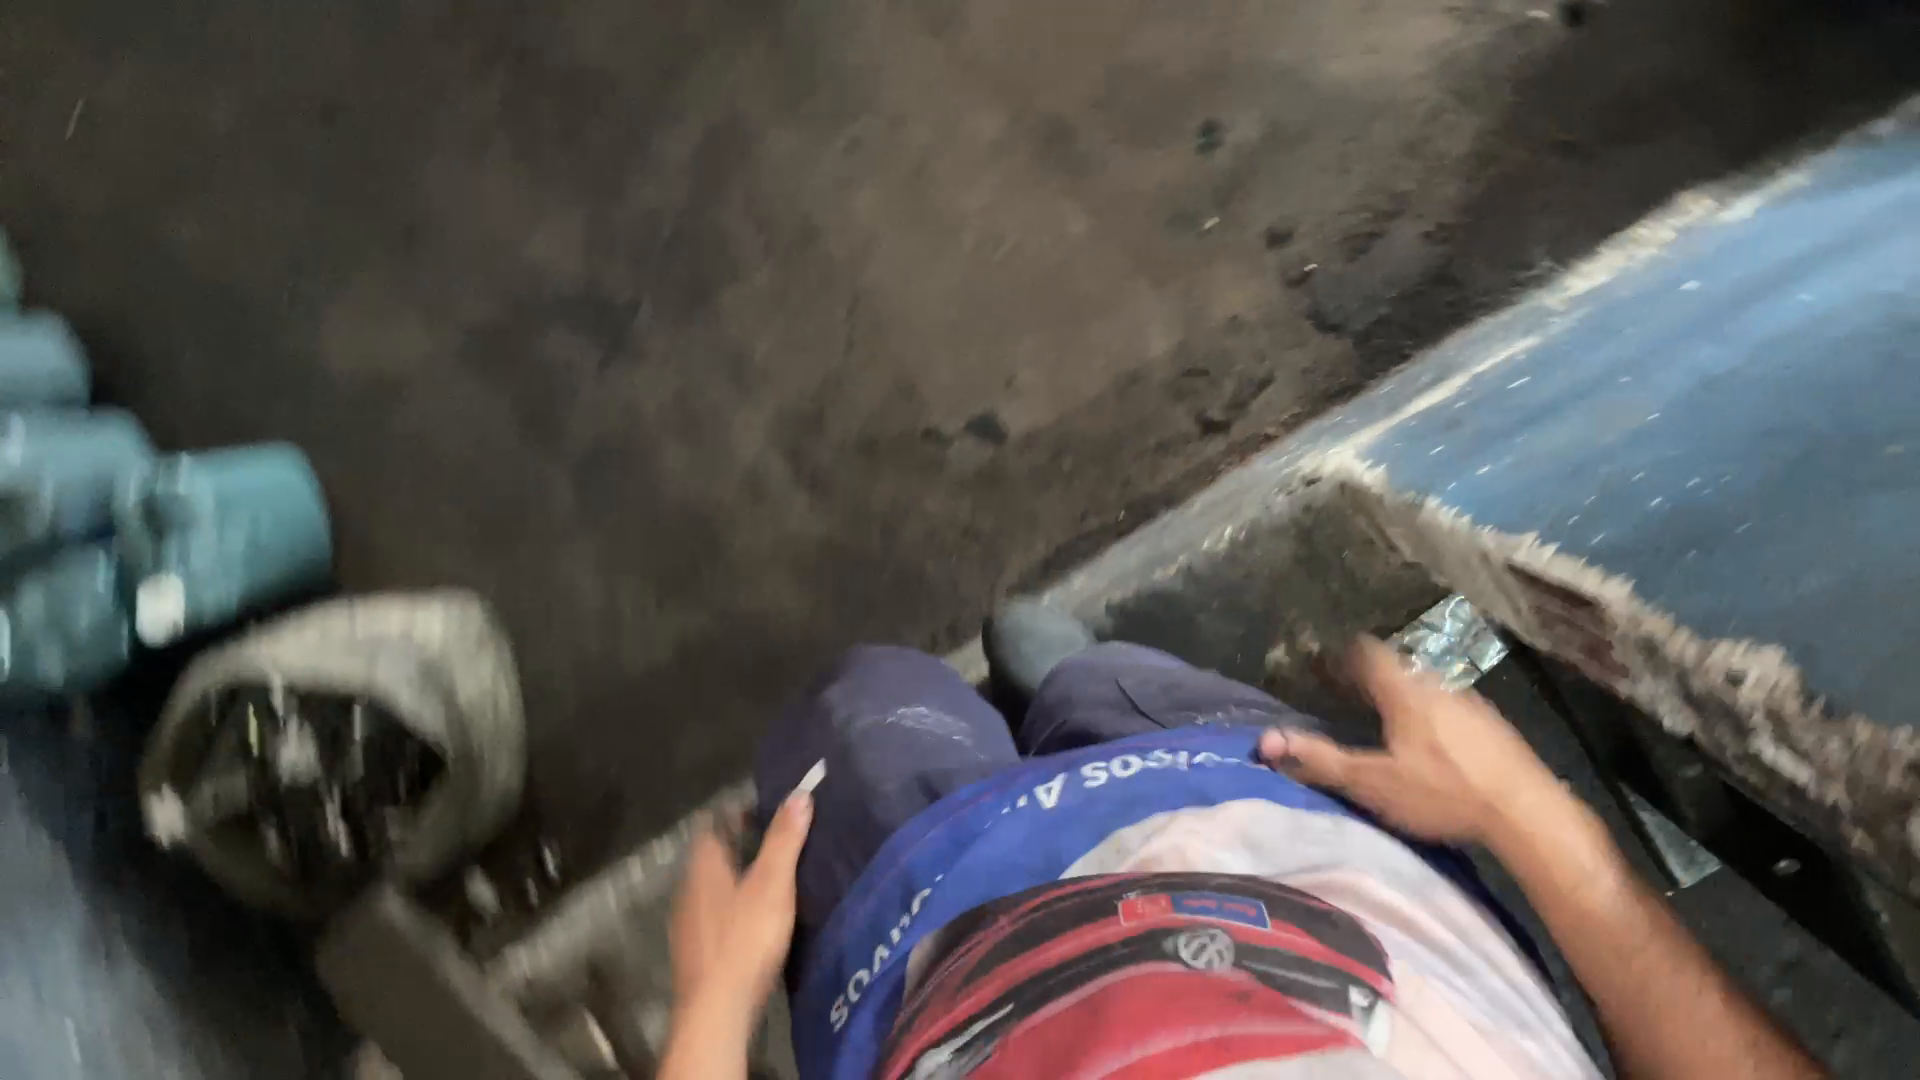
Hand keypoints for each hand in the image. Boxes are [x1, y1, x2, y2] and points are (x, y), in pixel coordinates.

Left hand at [668, 790, 813, 1031]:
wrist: (717, 1011)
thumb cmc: (745, 937)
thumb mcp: (773, 882)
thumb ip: (784, 838)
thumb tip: (799, 793)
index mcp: (704, 865)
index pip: (713, 823)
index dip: (736, 811)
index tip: (765, 806)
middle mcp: (689, 888)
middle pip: (712, 854)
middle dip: (740, 843)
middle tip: (776, 838)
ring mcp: (688, 922)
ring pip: (713, 886)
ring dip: (737, 876)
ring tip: (772, 875)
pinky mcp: (696, 951)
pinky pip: (715, 914)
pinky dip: (734, 906)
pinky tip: (756, 918)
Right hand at [1258, 636, 1565, 845]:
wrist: (1530, 817)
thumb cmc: (1443, 793)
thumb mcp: (1373, 782)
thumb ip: (1321, 760)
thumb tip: (1266, 741)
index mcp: (1405, 693)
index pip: (1370, 654)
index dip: (1347, 654)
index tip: (1330, 662)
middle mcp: (1439, 687)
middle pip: (1400, 671)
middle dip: (1375, 681)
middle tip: (1353, 697)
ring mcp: (1474, 707)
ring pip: (1430, 691)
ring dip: (1408, 701)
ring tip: (1391, 725)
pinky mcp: (1498, 731)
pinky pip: (1455, 712)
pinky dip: (1436, 721)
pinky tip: (1437, 750)